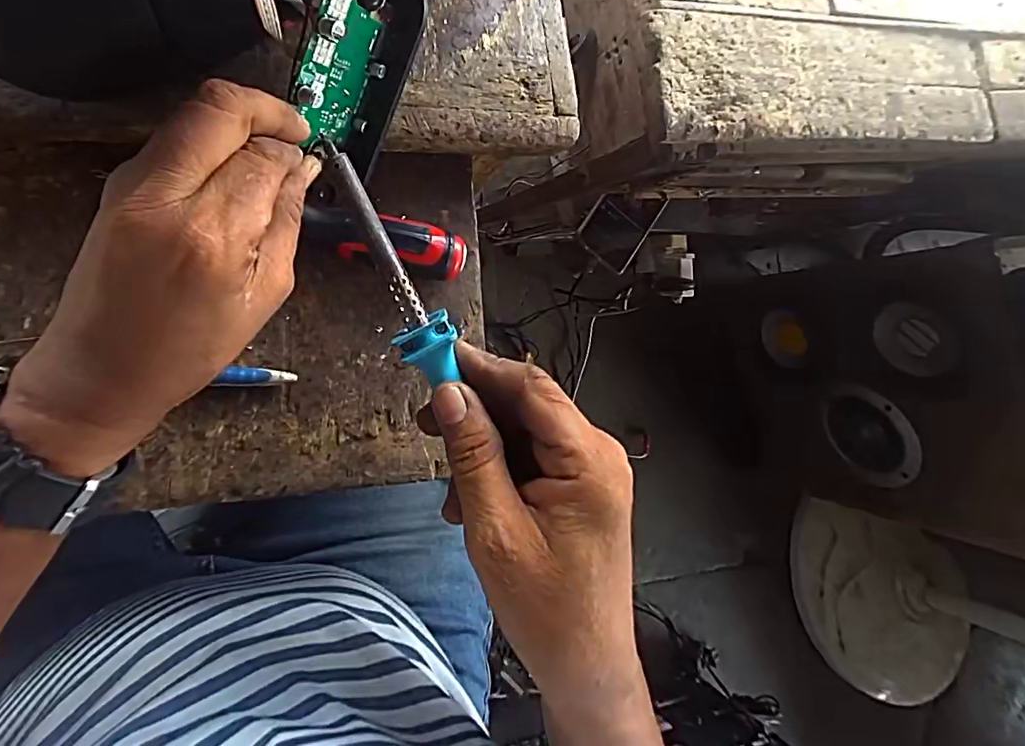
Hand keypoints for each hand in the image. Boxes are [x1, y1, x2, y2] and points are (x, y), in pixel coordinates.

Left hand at [0, 80, 317, 475]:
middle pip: (220, 107)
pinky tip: (228, 174)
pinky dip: (210, 141)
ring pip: (194, 114)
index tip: (305, 156)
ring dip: (237, 123)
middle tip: (291, 131)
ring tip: (262, 155)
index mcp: (213, 233)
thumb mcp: (266, 292)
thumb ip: (287, 220)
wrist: (98, 372)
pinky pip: (174, 139)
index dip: (292, 147)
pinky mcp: (116, 185)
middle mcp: (166, 197)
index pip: (263, 154)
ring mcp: (132, 185)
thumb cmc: (189, 347)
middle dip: (266, 109)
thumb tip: (301, 170)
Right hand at [417, 343, 658, 743]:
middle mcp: (597, 451)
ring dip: (481, 445)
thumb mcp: (496, 529)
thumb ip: (474, 454)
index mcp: (589, 458)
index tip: (437, 355)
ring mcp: (591, 468)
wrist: (586, 669)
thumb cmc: (546, 610)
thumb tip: (451, 393)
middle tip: (427, 416)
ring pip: (525, 431)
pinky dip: (497, 468)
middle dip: (476, 408)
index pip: (531, 388)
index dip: (482, 366)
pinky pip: (532, 457)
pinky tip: (469, 498)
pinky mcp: (579, 485)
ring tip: (447, 480)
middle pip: (528, 405)